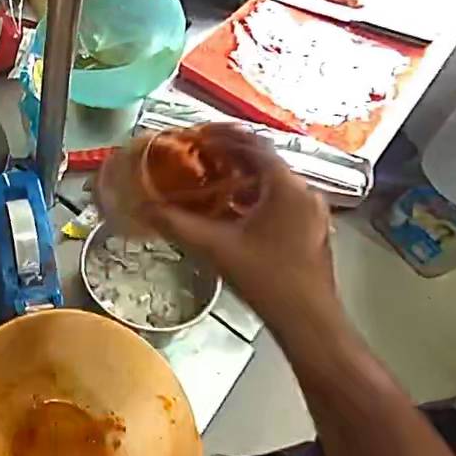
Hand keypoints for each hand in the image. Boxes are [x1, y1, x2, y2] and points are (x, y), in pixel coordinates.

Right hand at [142, 133, 338, 324]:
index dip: (223, 135)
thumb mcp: (215, 248)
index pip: (253, 144)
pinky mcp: (311, 231)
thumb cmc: (267, 279)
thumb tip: (144, 209)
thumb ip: (177, 224)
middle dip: (229, 158)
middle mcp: (303, 192)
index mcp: (285, 186)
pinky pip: (279, 202)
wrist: (308, 320)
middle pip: (264, 162)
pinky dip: (254, 199)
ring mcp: (312, 213)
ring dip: (242, 180)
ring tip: (210, 184)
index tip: (198, 134)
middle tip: (198, 159)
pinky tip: (232, 215)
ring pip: (272, 184)